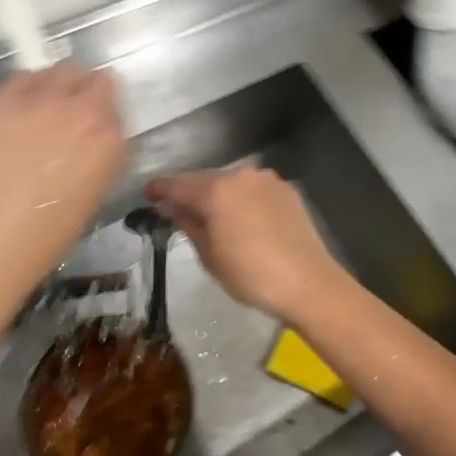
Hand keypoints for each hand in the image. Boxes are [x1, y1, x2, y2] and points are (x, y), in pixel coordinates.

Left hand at [0, 64, 126, 299]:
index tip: (91, 135)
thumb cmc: (43, 240)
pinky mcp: (5, 101)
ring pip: (63, 69)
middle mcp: (84, 111)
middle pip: (96, 79)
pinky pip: (23, 77)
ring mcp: (44, 101)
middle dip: (87, 94)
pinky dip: (27, 87)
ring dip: (60, 85)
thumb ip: (97, 160)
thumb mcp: (91, 198)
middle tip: (71, 117)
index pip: (119, 111)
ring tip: (44, 110)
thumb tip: (86, 147)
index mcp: (112, 142)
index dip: (104, 122)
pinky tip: (19, 111)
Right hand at [146, 166, 347, 320]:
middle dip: (192, 194)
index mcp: (216, 190)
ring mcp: (267, 179)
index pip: (178, 185)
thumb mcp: (208, 255)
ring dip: (219, 196)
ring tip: (214, 218)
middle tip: (179, 211)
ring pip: (232, 184)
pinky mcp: (287, 189)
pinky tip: (244, 220)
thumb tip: (171, 206)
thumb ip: (187, 223)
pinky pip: (254, 190)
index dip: (159, 189)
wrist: (307, 281)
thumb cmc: (250, 274)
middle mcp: (241, 175)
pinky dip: (243, 200)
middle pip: (206, 181)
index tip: (148, 194)